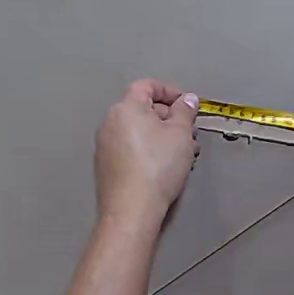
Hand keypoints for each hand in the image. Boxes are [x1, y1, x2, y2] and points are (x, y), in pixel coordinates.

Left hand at [96, 79, 199, 220]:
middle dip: (168, 116)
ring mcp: (105, 145)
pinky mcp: (105, 165)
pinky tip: (164, 166)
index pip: (147, 85)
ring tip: (181, 152)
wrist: (132, 209)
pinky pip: (129, 147)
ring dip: (160, 135)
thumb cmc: (158, 167)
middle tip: (188, 132)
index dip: (169, 90)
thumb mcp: (181, 134)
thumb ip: (185, 111)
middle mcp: (110, 122)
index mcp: (126, 108)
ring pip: (137, 130)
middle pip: (142, 108)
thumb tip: (187, 99)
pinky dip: (147, 149)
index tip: (186, 105)